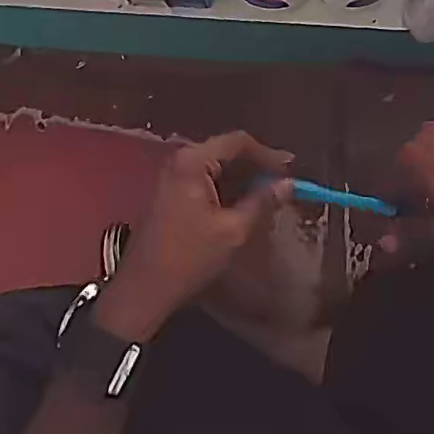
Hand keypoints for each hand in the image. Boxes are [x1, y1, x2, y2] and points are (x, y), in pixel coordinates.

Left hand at [96, 131, 293, 341]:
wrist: (143, 290)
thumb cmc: (189, 258)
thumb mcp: (233, 230)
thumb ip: (262, 202)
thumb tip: (288, 184)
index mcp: (192, 161)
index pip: (237, 142)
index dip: (267, 154)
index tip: (290, 169)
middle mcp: (179, 160)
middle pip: (226, 151)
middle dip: (256, 166)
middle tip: (283, 183)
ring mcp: (171, 176)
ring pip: (216, 167)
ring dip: (242, 178)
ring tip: (268, 195)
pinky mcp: (169, 193)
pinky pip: (204, 179)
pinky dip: (226, 188)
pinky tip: (243, 204)